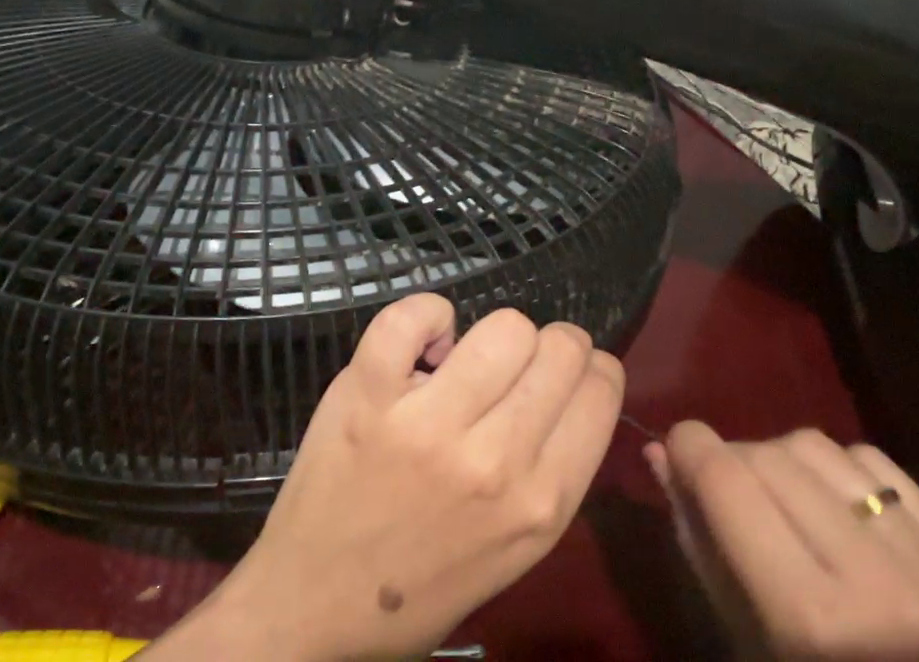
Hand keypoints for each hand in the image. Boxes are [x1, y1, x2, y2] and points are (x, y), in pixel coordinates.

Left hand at [144, 293, 624, 661]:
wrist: (317, 606)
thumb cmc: (423, 584)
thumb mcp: (517, 548)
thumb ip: (551, 469)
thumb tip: (565, 389)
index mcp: (542, 501)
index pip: (600, 387)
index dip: (588, 368)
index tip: (563, 374)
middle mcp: (496, 460)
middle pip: (560, 348)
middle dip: (547, 345)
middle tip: (513, 367)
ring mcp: (427, 423)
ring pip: (504, 327)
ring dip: (492, 334)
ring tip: (465, 361)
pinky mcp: (367, 395)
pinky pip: (410, 316)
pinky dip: (424, 314)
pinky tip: (422, 342)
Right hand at [649, 423, 918, 661]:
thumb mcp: (740, 637)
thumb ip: (698, 540)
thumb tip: (660, 453)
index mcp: (808, 616)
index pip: (728, 482)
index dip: (689, 447)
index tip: (676, 447)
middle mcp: (872, 577)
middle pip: (768, 457)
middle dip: (732, 460)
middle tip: (725, 489)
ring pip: (817, 446)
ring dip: (782, 460)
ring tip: (782, 499)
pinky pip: (871, 460)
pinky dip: (836, 470)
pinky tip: (834, 508)